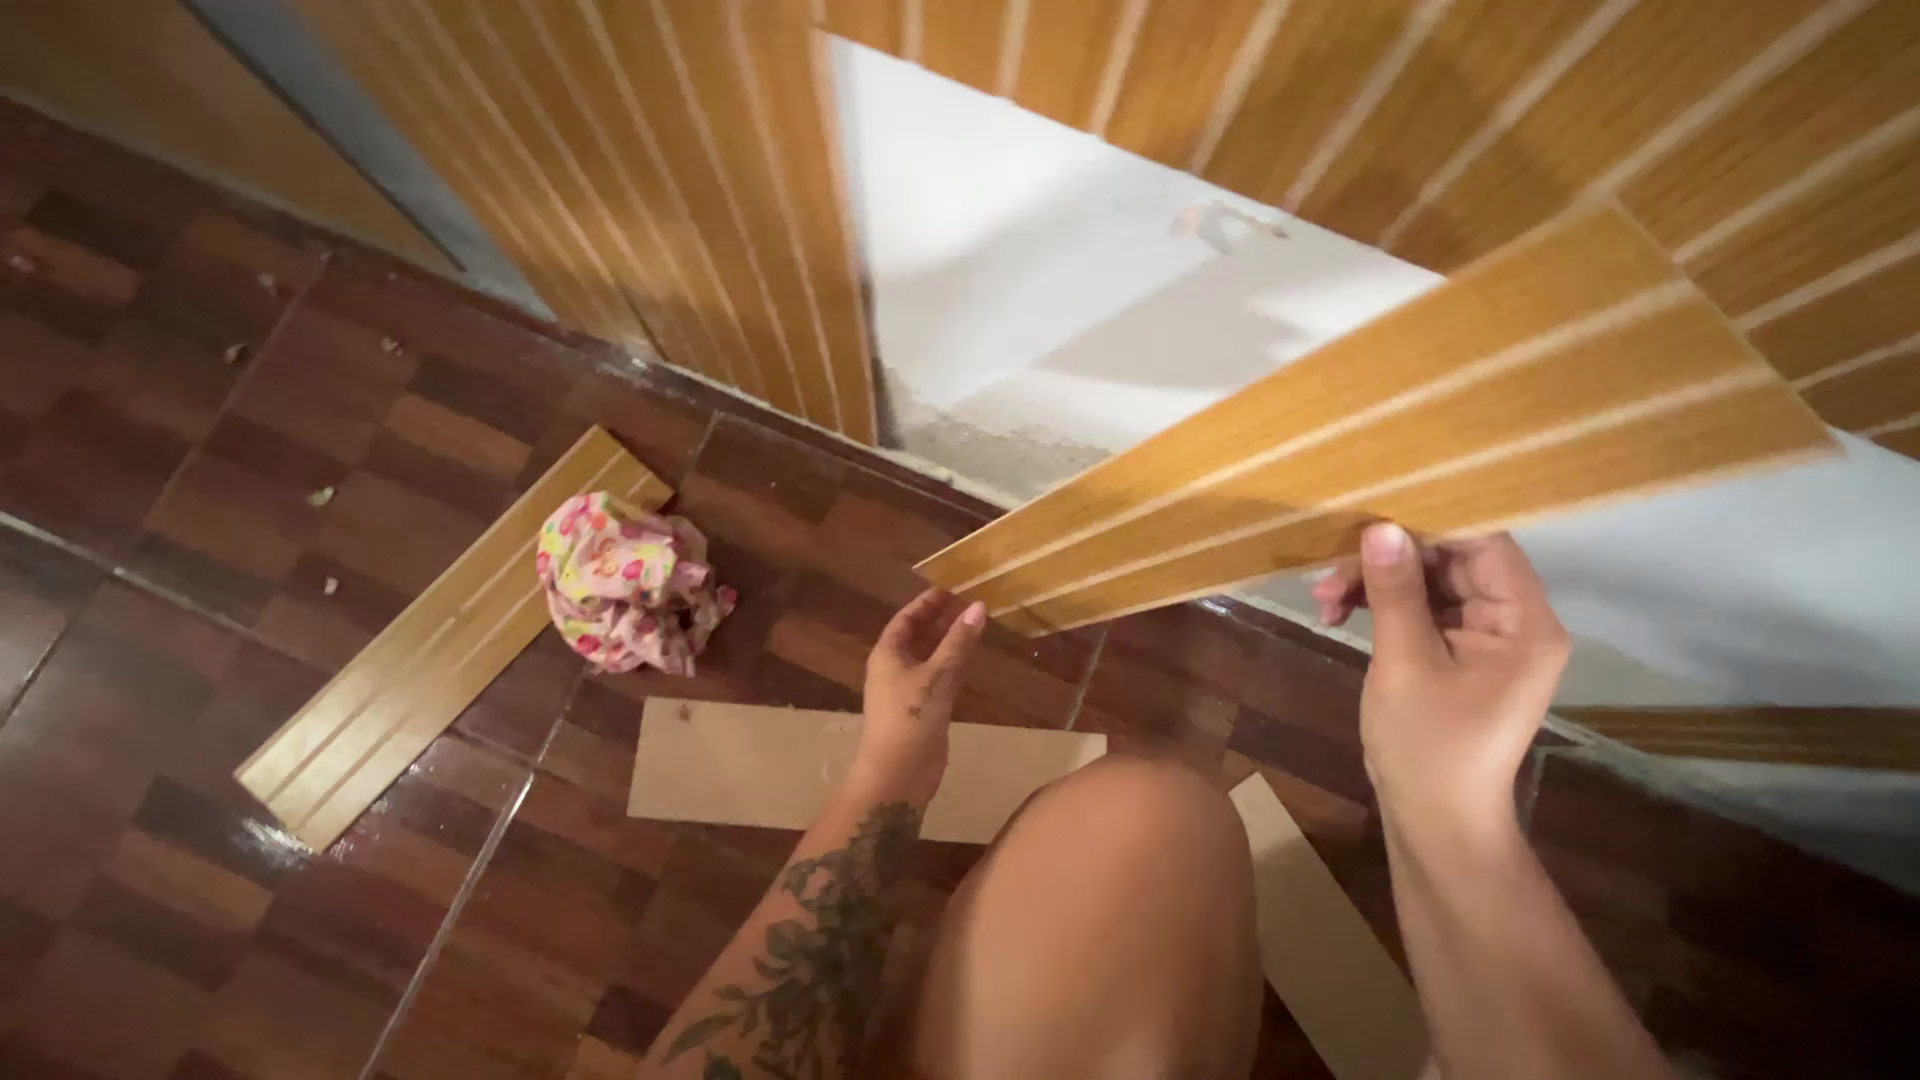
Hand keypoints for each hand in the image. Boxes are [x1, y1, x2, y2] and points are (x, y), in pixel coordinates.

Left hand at [851, 589, 987, 803]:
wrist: (898, 773)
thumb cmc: (911, 717)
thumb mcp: (938, 675)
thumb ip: (959, 641)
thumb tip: (978, 606)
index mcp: (887, 654)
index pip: (906, 619)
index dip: (926, 604)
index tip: (950, 591)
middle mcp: (893, 668)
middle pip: (916, 636)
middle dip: (938, 620)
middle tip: (966, 604)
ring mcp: (906, 690)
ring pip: (928, 657)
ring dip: (947, 642)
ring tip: (972, 626)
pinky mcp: (921, 709)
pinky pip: (936, 677)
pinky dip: (951, 664)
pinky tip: (968, 660)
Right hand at [1313, 524, 1568, 846]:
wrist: (1434, 817)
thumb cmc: (1427, 745)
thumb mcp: (1404, 663)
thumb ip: (1394, 592)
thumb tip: (1380, 527)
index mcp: (1523, 622)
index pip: (1482, 544)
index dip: (1427, 528)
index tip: (1366, 526)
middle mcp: (1513, 621)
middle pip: (1450, 560)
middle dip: (1385, 562)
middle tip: (1326, 577)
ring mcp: (1483, 637)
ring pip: (1427, 582)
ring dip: (1374, 585)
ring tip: (1321, 600)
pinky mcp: (1455, 651)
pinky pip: (1418, 609)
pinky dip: (1379, 607)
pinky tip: (1338, 615)